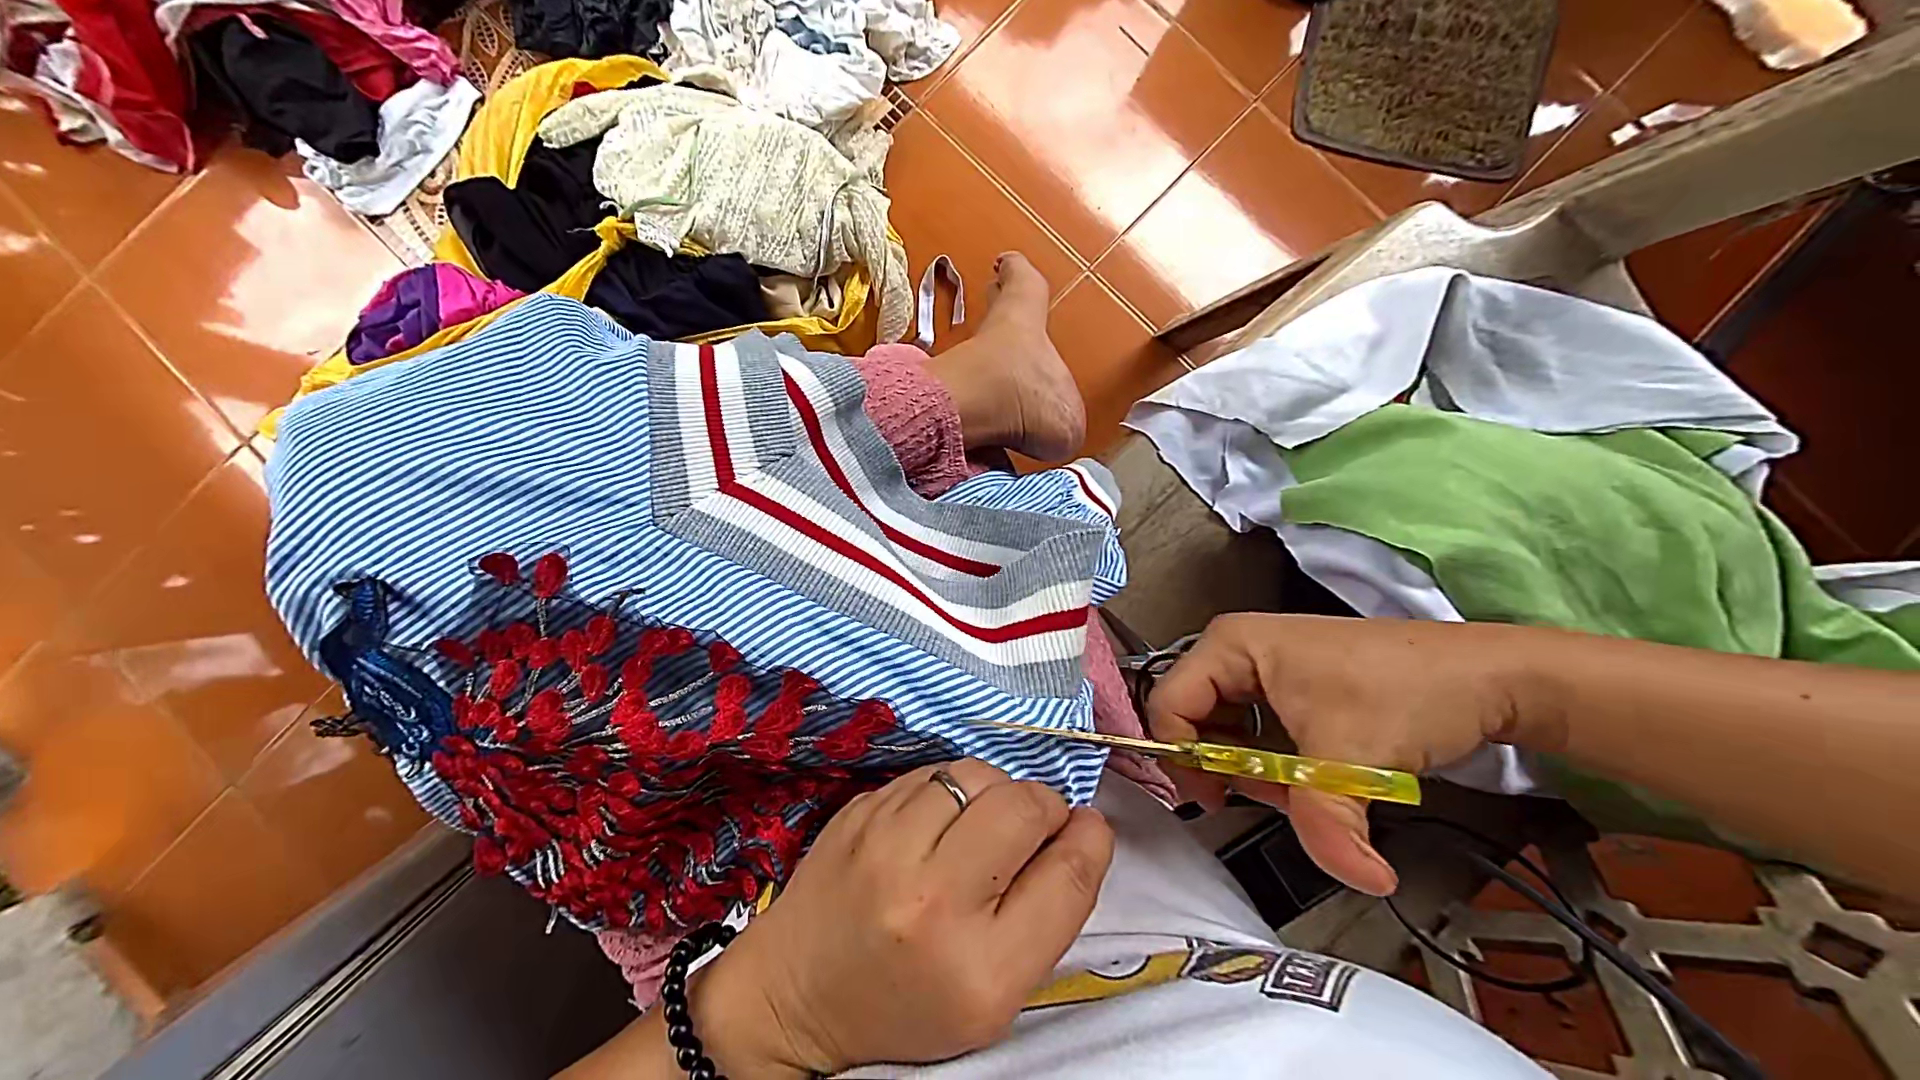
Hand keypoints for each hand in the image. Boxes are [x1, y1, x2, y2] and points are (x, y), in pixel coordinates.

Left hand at [696, 759, 1114, 1076]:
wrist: (797, 991)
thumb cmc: (908, 1001)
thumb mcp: (994, 993)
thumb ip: (1048, 912)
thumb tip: (1080, 828)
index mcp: (980, 969)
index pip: (1068, 875)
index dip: (1090, 840)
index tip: (1085, 830)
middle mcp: (931, 899)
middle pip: (1026, 806)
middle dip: (1045, 808)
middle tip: (1032, 830)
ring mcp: (886, 844)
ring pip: (980, 773)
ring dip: (997, 791)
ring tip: (983, 823)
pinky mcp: (860, 810)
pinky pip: (935, 771)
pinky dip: (953, 788)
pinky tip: (940, 821)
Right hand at [1147, 614, 1546, 896]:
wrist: (1488, 677)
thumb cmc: (1410, 691)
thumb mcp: (1354, 758)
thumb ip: (1328, 826)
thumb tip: (1356, 880)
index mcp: (1230, 644)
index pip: (1169, 704)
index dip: (1181, 757)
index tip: (1215, 798)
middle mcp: (1237, 648)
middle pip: (1191, 716)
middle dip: (1221, 766)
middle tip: (1263, 797)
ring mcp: (1261, 664)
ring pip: (1221, 725)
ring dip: (1248, 769)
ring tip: (1296, 791)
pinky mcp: (1286, 683)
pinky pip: (1250, 726)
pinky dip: (1268, 760)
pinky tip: (1303, 777)